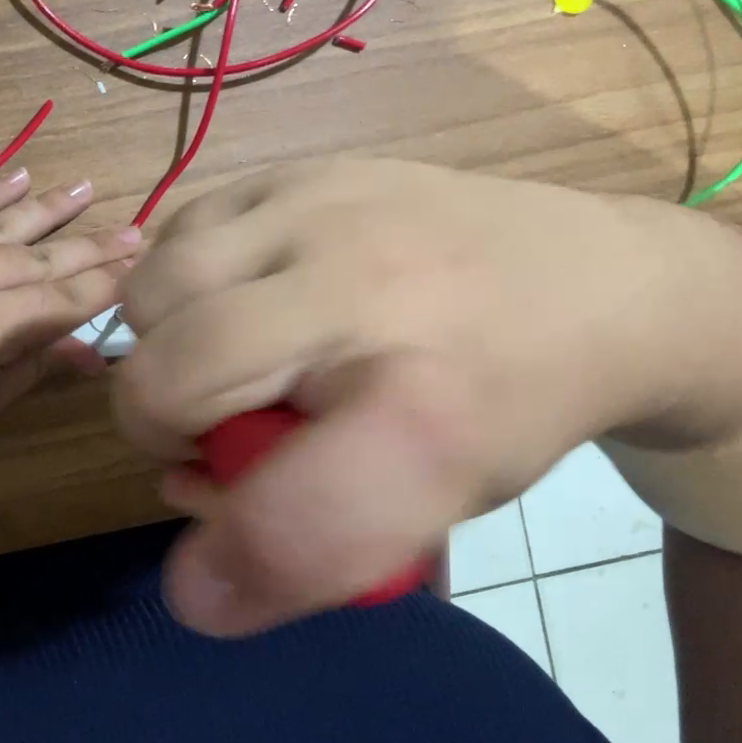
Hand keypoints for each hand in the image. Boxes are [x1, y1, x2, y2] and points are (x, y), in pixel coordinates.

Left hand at [0, 168, 140, 510]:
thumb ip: (30, 369)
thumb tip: (90, 352)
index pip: (61, 296)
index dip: (105, 285)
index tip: (141, 269)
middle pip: (37, 254)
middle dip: (89, 244)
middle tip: (134, 228)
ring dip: (44, 206)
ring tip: (84, 187)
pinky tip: (16, 175)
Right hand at [112, 159, 741, 635]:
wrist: (592, 277)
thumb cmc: (505, 405)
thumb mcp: (437, 503)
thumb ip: (307, 535)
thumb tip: (185, 524)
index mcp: (430, 414)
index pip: (289, 519)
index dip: (227, 566)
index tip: (213, 575)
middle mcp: (363, 293)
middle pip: (168, 380)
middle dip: (161, 426)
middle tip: (210, 427)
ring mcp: (319, 210)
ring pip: (149, 293)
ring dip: (161, 344)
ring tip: (218, 353)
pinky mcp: (294, 167)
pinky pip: (171, 233)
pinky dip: (178, 282)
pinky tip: (234, 294)